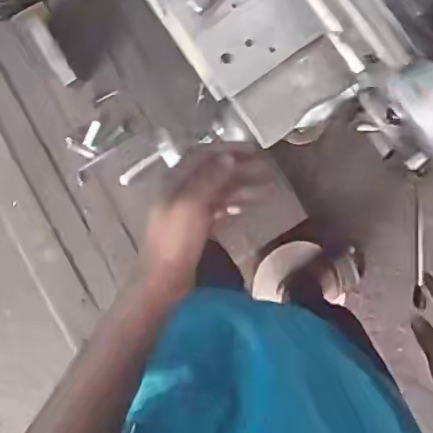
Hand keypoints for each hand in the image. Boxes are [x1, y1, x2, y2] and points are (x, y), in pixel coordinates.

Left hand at [140, 146, 274, 296]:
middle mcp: (179, 190)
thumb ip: (210, 178)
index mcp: (174, 179)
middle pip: (212, 172)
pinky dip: (233, 204)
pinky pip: (217, 208)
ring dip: (242, 187)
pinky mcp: (194, 228)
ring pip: (218, 191)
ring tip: (268, 188)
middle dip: (240, 169)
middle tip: (267, 169)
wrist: (164, 283)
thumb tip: (228, 157)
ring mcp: (186, 209)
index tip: (254, 150)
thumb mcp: (193, 204)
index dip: (228, 150)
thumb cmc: (176, 241)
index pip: (203, 154)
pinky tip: (249, 206)